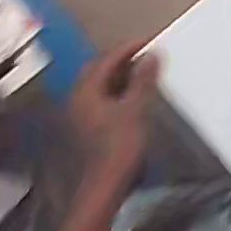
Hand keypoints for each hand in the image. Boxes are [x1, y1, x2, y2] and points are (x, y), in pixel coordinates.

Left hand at [68, 40, 159, 195]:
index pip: (107, 59)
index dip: (129, 48)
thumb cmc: (117, 149)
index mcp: (86, 91)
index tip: (149, 40)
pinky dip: (119, 92)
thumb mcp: (135, 111)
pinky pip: (103, 99)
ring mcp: (81, 115)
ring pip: (101, 86)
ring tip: (145, 73)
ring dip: (121, 76)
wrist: (102, 190)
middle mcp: (78, 99)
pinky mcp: (88, 129)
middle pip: (99, 70)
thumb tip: (151, 55)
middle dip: (122, 60)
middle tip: (146, 56)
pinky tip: (135, 98)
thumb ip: (143, 81)